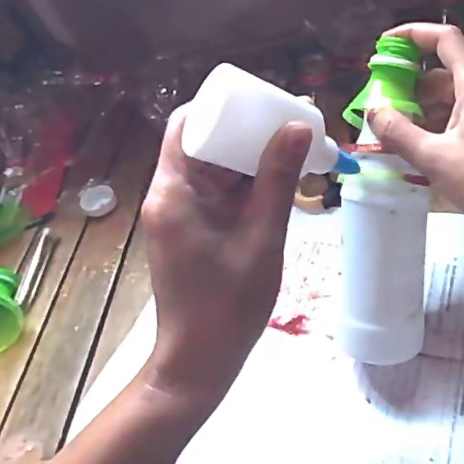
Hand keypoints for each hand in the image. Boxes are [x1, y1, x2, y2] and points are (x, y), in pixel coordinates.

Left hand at [138, 108, 309, 410]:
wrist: (199, 360)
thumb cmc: (228, 304)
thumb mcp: (262, 237)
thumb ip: (277, 180)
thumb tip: (296, 127)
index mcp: (173, 191)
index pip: (186, 125)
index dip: (221, 107)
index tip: (261, 103)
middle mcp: (167, 195)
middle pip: (200, 143)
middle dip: (243, 131)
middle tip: (288, 125)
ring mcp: (177, 213)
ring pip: (210, 168)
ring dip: (246, 158)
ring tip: (291, 149)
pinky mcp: (188, 229)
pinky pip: (214, 192)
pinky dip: (242, 184)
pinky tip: (277, 182)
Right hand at [366, 23, 463, 255]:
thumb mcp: (435, 158)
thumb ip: (399, 132)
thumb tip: (373, 111)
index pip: (445, 39)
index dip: (412, 34)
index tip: (383, 46)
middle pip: (441, 73)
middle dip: (407, 83)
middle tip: (377, 102)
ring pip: (448, 99)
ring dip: (418, 109)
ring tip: (389, 129)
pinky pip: (458, 119)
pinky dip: (433, 125)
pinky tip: (414, 148)